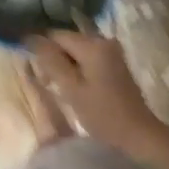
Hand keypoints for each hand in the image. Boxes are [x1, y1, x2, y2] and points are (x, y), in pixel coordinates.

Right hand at [26, 31, 167, 152]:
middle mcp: (104, 41)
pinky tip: (75, 87)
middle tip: (47, 83)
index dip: (42, 49)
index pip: (56, 35)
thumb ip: (51, 61)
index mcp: (93, 45)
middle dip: (54, 58)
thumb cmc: (102, 113)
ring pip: (76, 50)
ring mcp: (112, 52)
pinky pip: (88, 58)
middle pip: (67, 41)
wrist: (137, 132)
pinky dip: (77, 69)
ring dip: (64, 65)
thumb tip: (31, 38)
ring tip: (60, 87)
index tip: (36, 71)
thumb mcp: (71, 88)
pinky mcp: (115, 63)